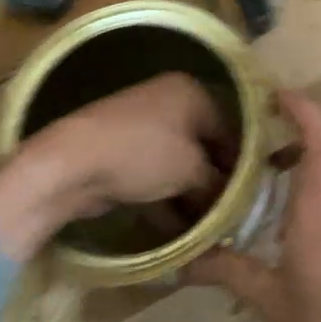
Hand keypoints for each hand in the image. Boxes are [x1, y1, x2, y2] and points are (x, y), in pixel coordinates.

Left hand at [0, 72, 223, 259]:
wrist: (71, 162)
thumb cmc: (143, 153)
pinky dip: (165, 197)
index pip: (229, 129)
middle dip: (213, 182)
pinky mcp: (120, 152)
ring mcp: (141, 126)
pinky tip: (177, 229)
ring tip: (206, 228)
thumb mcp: (191, 170)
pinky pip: (153, 174)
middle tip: (228, 214)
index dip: (240, 164)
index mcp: (192, 92)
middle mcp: (168, 102)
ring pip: (177, 163)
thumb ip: (215, 184)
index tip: (249, 197)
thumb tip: (228, 202)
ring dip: (190, 194)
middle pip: (202, 146)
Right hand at [189, 92, 320, 321]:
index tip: (274, 94)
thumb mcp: (270, 301)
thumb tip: (182, 262)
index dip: (300, 106)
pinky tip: (301, 204)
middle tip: (267, 123)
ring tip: (276, 164)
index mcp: (320, 203)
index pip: (319, 133)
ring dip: (314, 148)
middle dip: (303, 120)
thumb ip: (228, 271)